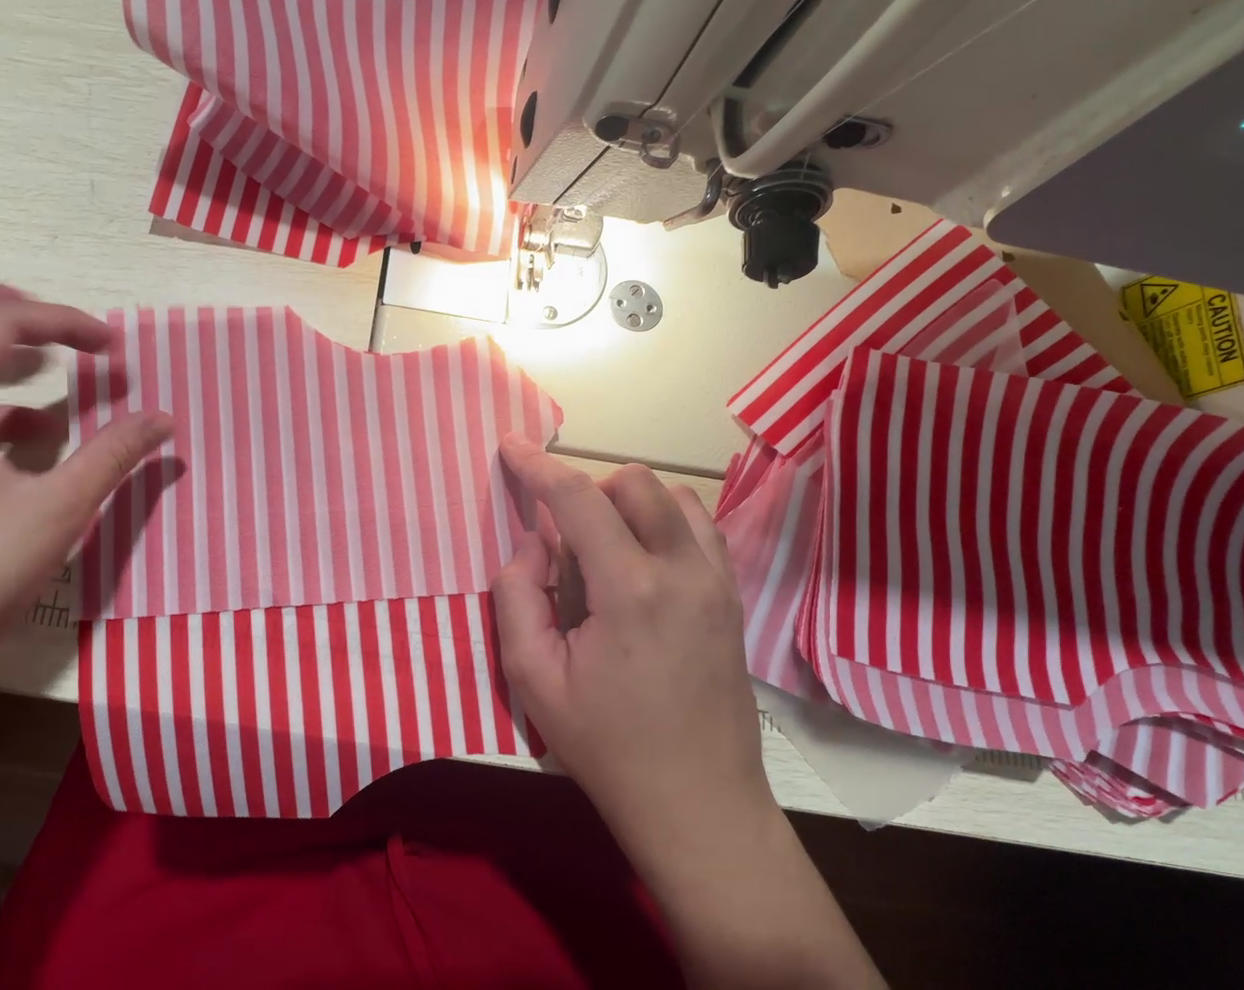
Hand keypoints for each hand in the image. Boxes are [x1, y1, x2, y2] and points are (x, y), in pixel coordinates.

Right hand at [493, 435, 768, 831]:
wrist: (696, 799)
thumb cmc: (606, 744)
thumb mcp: (533, 679)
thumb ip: (517, 597)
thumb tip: (534, 545)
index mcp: (630, 589)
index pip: (579, 498)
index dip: (538, 465)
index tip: (510, 444)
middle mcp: (683, 570)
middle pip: (637, 482)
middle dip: (589, 487)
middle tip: (562, 535)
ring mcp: (718, 582)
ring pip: (678, 497)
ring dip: (631, 503)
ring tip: (603, 549)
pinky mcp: (733, 599)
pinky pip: (701, 529)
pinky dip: (665, 524)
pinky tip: (641, 564)